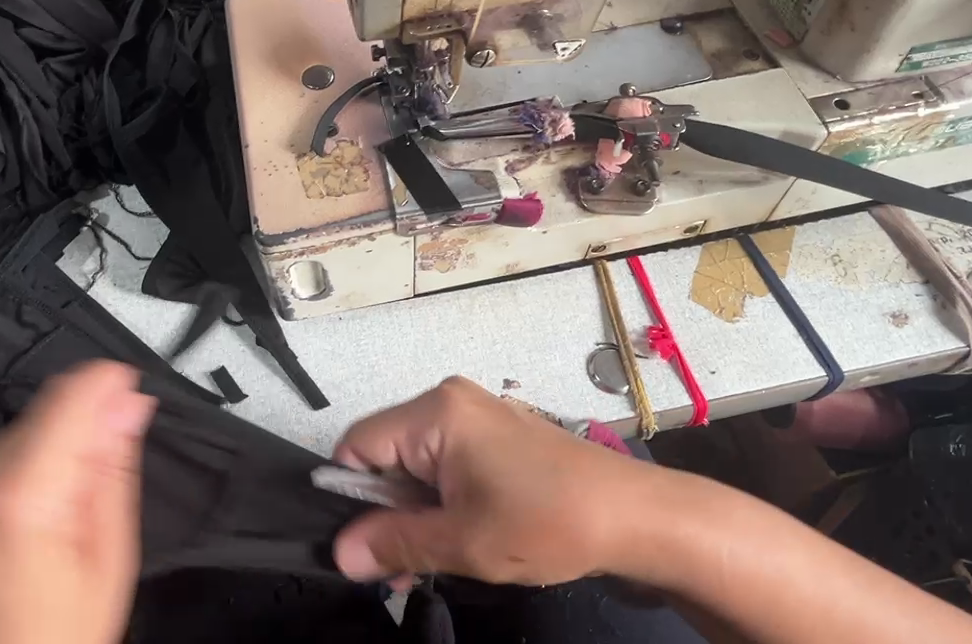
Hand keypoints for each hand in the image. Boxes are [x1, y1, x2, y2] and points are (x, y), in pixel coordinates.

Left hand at [0, 361, 157, 643]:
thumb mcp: (107, 559)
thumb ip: (113, 469)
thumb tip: (127, 405)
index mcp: (18, 499)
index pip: (68, 397)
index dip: (105, 384)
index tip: (126, 387)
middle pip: (39, 418)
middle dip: (78, 436)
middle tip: (95, 493)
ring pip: (11, 441)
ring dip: (45, 458)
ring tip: (56, 524)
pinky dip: (11, 481)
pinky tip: (24, 530)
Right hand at [330, 376, 653, 585]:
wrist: (630, 516)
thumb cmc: (545, 522)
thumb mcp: (463, 542)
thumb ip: (395, 542)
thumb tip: (340, 551)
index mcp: (436, 412)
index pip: (359, 444)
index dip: (350, 497)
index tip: (362, 548)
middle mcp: (449, 401)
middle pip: (387, 453)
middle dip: (386, 512)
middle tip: (397, 570)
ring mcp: (474, 416)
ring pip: (415, 464)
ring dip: (414, 513)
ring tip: (426, 565)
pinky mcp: (493, 434)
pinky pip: (444, 463)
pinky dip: (440, 501)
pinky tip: (453, 541)